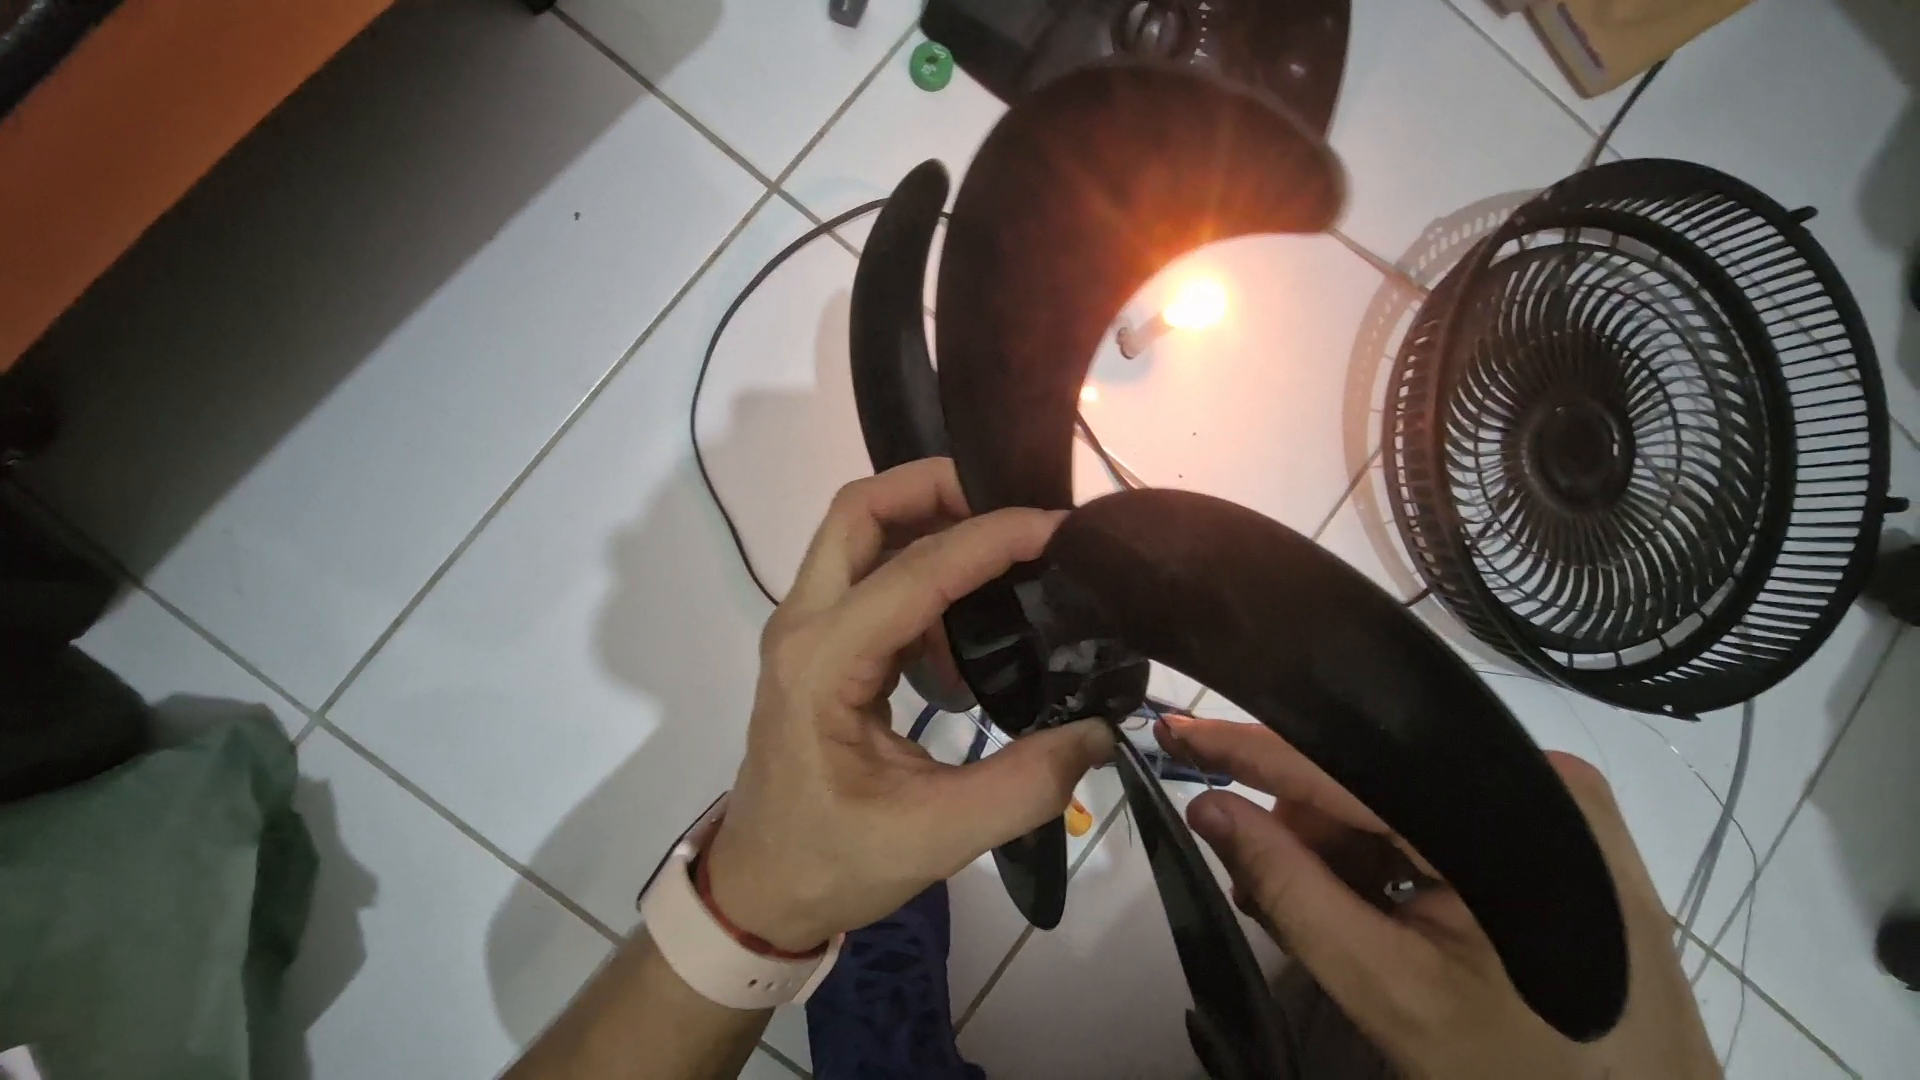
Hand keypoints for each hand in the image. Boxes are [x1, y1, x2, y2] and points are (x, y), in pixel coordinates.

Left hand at [701, 459, 1113, 953]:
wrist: (759, 889)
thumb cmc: (832, 861)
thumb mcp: (935, 836)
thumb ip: (1026, 786)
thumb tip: (1098, 730)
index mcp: (823, 664)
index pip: (915, 571)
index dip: (991, 537)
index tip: (1057, 527)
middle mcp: (805, 625)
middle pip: (860, 510)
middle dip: (936, 486)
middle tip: (1011, 502)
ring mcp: (806, 628)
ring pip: (861, 533)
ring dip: (930, 523)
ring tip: (1005, 554)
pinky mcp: (821, 643)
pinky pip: (871, 576)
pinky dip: (923, 572)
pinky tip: (970, 625)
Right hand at [1158, 713, 1721, 1079]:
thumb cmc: (1526, 1079)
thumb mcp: (1388, 988)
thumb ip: (1287, 889)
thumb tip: (1206, 806)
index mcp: (1507, 805)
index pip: (1338, 763)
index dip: (1243, 748)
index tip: (1172, 732)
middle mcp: (1537, 774)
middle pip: (1365, 779)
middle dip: (1301, 830)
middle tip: (1254, 886)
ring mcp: (1551, 799)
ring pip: (1389, 798)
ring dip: (1339, 852)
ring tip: (1318, 916)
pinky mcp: (1551, 827)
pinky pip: (1428, 819)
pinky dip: (1382, 860)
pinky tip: (1369, 910)